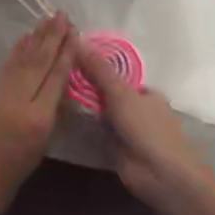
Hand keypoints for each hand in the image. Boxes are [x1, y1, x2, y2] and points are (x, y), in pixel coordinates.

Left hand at [0, 14, 77, 209]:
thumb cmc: (23, 161)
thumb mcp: (47, 138)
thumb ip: (55, 107)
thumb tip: (62, 76)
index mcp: (39, 117)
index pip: (55, 78)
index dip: (65, 54)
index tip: (74, 33)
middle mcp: (20, 101)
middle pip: (39, 63)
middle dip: (52, 38)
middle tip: (62, 16)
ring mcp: (2, 94)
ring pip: (22, 60)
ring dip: (36, 38)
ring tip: (47, 19)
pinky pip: (7, 66)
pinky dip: (18, 50)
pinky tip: (26, 37)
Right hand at [75, 40, 214, 214]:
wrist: (159, 174)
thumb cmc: (146, 128)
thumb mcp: (120, 94)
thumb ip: (99, 70)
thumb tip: (79, 40)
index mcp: (148, 94)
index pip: (120, 77)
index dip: (98, 71)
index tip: (73, 64)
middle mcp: (141, 111)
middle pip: (111, 96)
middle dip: (90, 91)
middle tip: (59, 82)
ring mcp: (131, 133)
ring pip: (104, 116)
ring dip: (87, 112)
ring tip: (55, 99)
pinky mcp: (121, 151)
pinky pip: (100, 134)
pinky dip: (87, 130)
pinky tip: (65, 123)